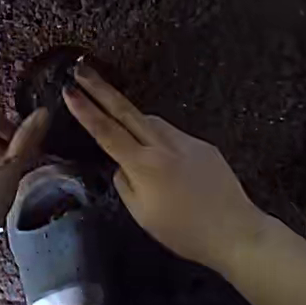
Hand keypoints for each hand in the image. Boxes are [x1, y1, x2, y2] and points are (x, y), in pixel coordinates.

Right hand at [63, 65, 268, 270]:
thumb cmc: (184, 233)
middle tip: (81, 71)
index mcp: (144, 165)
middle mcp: (163, 145)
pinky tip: (161, 157)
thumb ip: (124, 184)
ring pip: (151, 121)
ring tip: (117, 119)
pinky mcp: (202, 145)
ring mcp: (185, 141)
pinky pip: (172, 135)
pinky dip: (158, 138)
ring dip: (131, 117)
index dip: (85, 111)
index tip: (69, 90)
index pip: (106, 132)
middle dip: (101, 89)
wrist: (236, 231)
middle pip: (126, 110)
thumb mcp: (142, 215)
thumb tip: (120, 164)